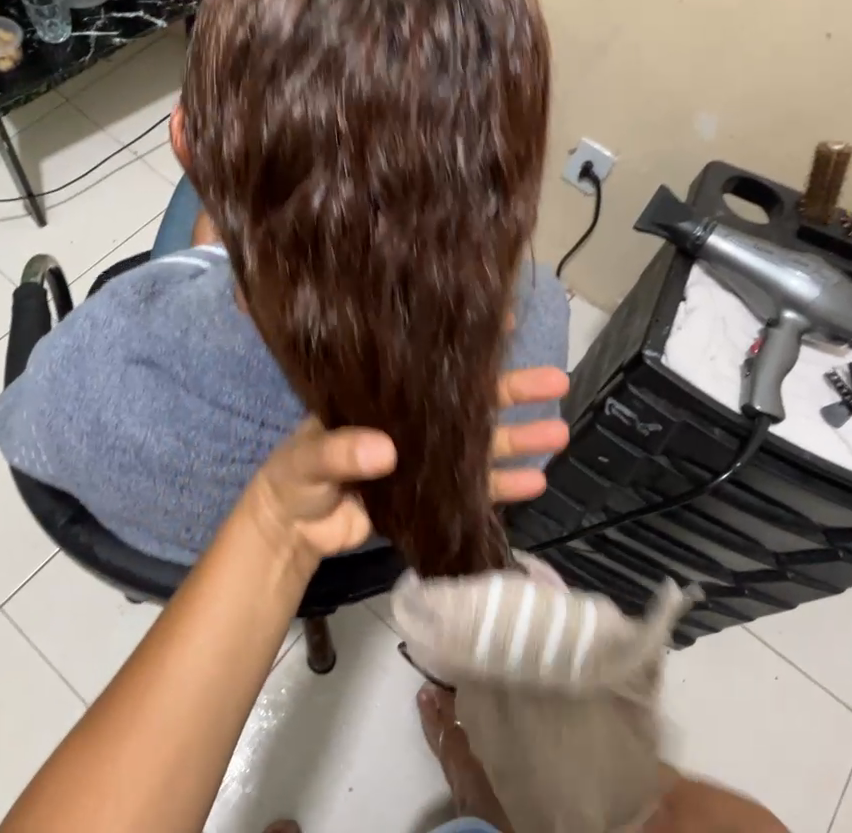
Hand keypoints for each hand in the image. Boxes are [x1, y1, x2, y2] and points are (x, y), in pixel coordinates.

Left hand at [239, 366, 570, 565]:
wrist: (292, 530)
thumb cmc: (294, 477)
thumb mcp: (308, 457)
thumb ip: (340, 452)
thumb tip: (384, 452)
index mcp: (383, 398)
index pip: (430, 364)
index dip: (465, 343)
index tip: (503, 321)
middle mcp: (412, 422)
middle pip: (471, 401)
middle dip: (514, 390)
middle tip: (556, 381)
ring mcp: (425, 459)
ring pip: (482, 443)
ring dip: (520, 437)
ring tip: (559, 431)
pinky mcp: (430, 497)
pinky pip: (474, 489)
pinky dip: (504, 485)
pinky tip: (538, 480)